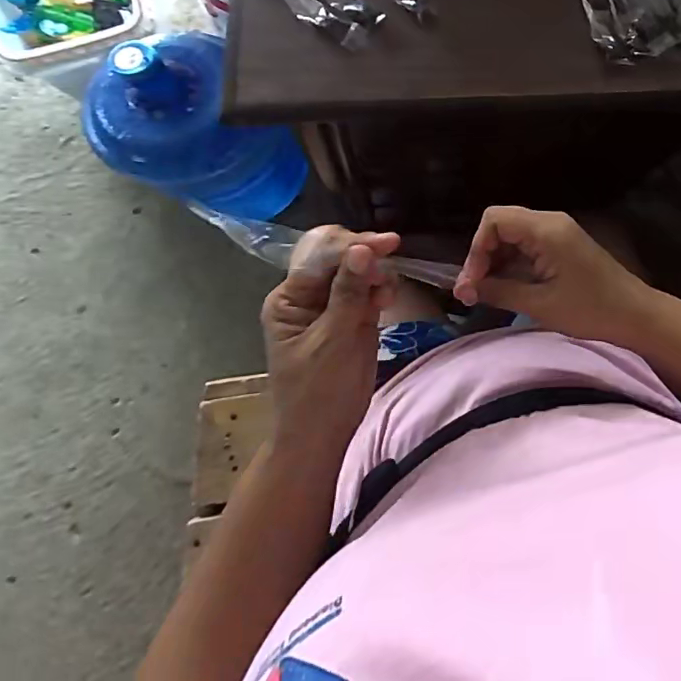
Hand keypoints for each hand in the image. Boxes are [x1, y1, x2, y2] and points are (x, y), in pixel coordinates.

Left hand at [259, 226, 400, 452]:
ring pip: (358, 272)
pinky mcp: (352, 318)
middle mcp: (307, 296)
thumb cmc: (318, 392)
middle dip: (366, 258)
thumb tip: (361, 248)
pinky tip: (385, 300)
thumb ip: (348, 293)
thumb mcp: (333, 341)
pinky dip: (380, 290)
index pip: (320, 257)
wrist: (323, 436)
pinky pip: (368, 291)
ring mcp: (331, 306)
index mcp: (288, 298)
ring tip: (385, 295)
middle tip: (392, 259)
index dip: (352, 246)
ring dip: (376, 275)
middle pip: (339, 259)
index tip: (387, 243)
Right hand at [452, 207, 656, 344]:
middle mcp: (549, 222)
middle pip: (500, 225)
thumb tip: (464, 289)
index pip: (494, 220)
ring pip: (510, 235)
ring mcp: (557, 231)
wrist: (636, 315)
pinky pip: (525, 245)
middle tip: (473, 291)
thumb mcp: (539, 304)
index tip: (473, 282)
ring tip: (485, 293)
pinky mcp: (561, 244)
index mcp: (545, 229)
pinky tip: (505, 287)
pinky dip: (511, 263)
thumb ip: (498, 291)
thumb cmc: (590, 310)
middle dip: (482, 256)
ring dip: (494, 261)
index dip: (476, 248)